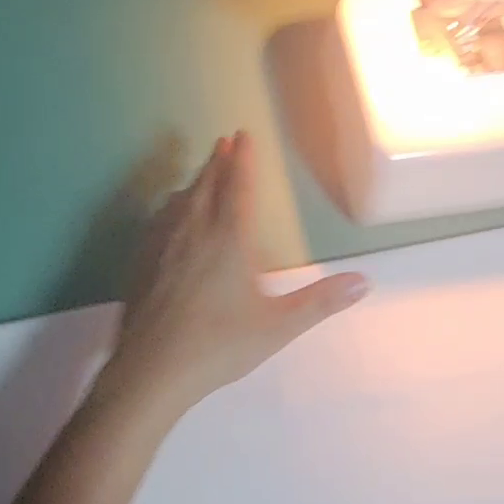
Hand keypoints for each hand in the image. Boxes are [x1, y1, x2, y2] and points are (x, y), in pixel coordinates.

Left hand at [102, 132, 367, 414]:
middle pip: (205, 186)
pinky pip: (156, 224)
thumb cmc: (220, 345)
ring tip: (199, 177)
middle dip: (216, 162)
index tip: (243, 135)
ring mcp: (161, 247)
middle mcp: (193, 233)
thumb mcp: (278, 326)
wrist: (153, 369)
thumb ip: (320, 302)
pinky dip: (168, 210)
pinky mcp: (139, 265)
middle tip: (222, 142)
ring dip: (192, 183)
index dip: (244, 160)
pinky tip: (167, 221)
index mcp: (229, 240)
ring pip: (178, 203)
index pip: (238, 188)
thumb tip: (364, 281)